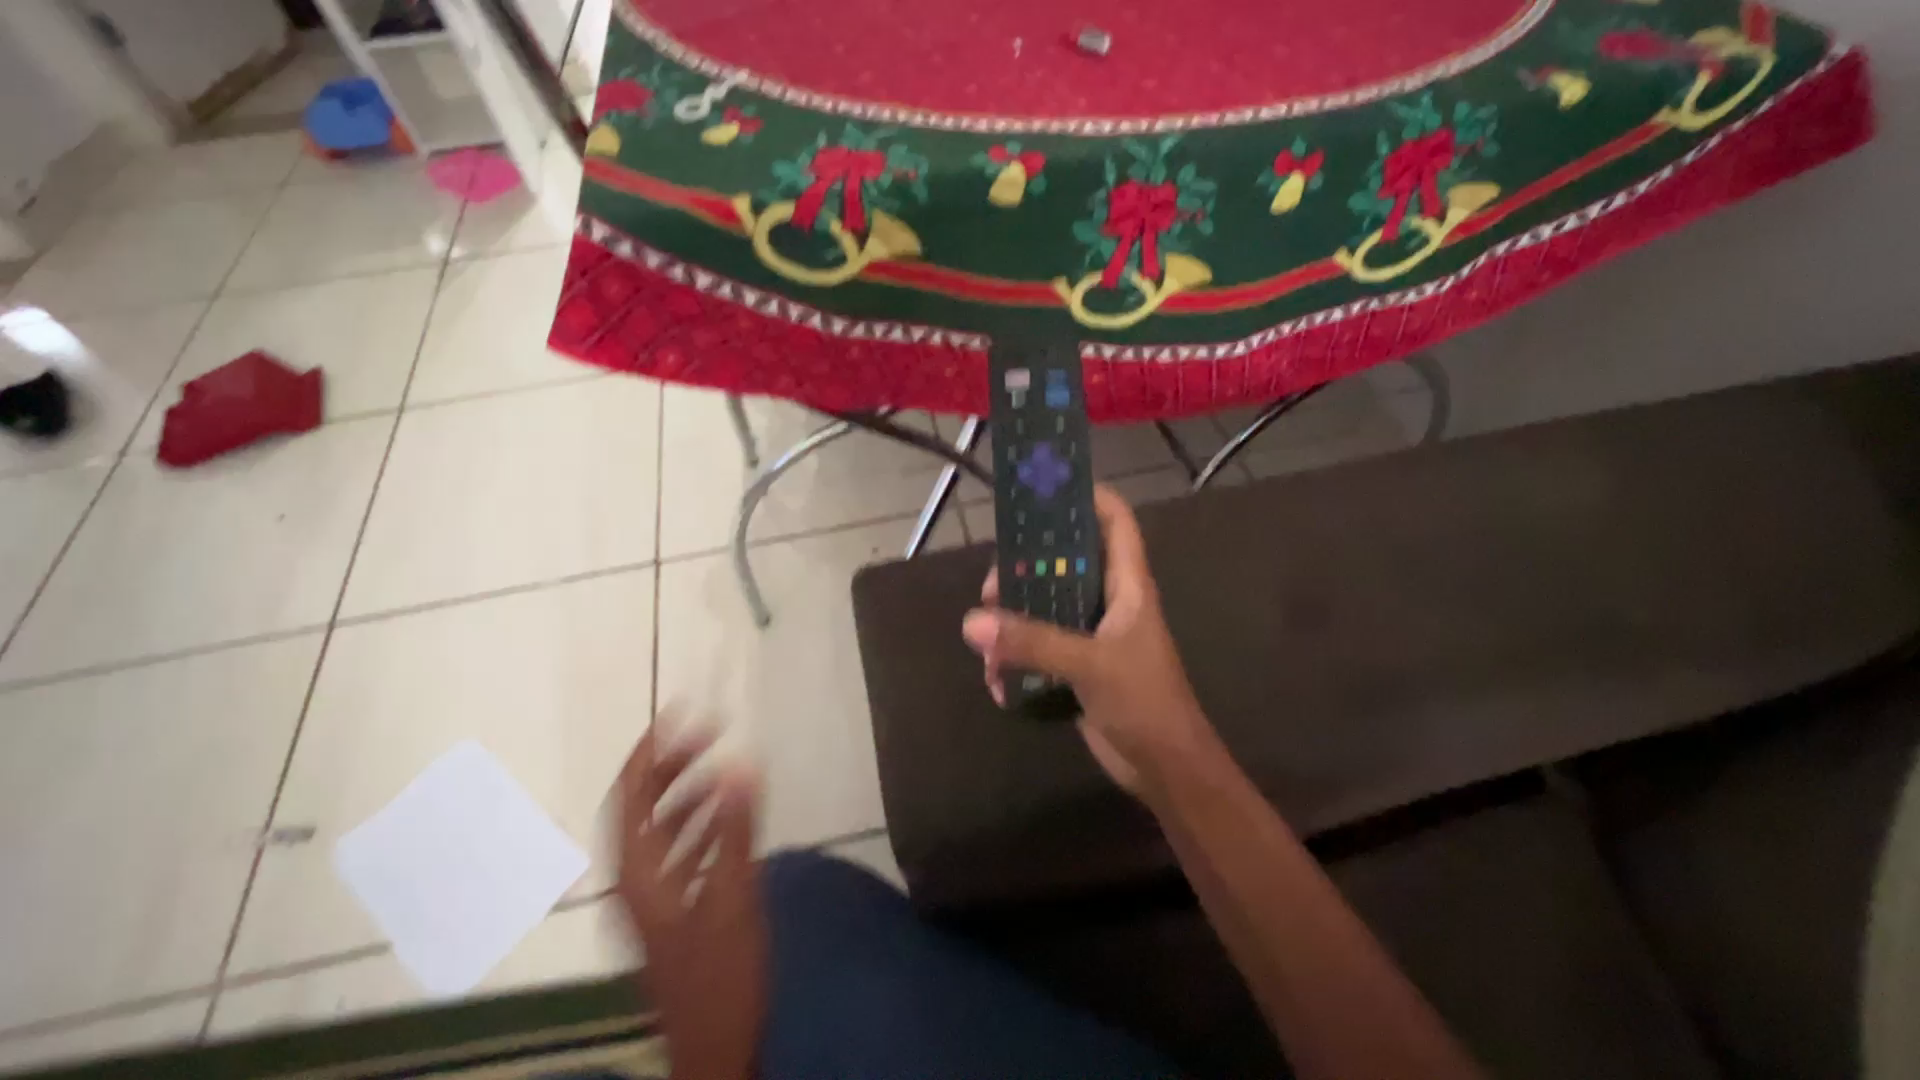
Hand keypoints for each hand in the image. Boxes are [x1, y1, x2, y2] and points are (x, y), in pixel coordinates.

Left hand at [614, 718, 765, 1079]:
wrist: (713, 1049)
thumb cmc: (720, 976)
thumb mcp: (733, 898)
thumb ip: (735, 831)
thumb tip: (740, 765)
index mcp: (638, 874)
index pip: (632, 796)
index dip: (650, 751)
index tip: (677, 714)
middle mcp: (635, 881)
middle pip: (644, 809)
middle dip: (673, 767)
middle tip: (709, 733)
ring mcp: (652, 899)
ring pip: (662, 831)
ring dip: (688, 796)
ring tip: (724, 768)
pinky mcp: (672, 912)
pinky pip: (679, 854)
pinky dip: (700, 827)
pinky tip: (728, 818)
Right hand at [962, 485, 1216, 795]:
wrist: (1165, 767)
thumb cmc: (1144, 702)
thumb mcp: (1090, 664)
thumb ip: (1033, 641)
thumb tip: (972, 622)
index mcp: (1128, 586)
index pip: (1115, 522)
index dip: (1087, 497)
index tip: (1043, 490)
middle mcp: (1110, 603)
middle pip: (1064, 562)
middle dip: (1025, 570)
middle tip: (992, 587)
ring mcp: (1092, 637)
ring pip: (1044, 608)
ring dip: (1012, 623)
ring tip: (986, 644)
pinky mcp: (1077, 669)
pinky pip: (1038, 650)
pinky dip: (1014, 661)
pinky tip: (997, 682)